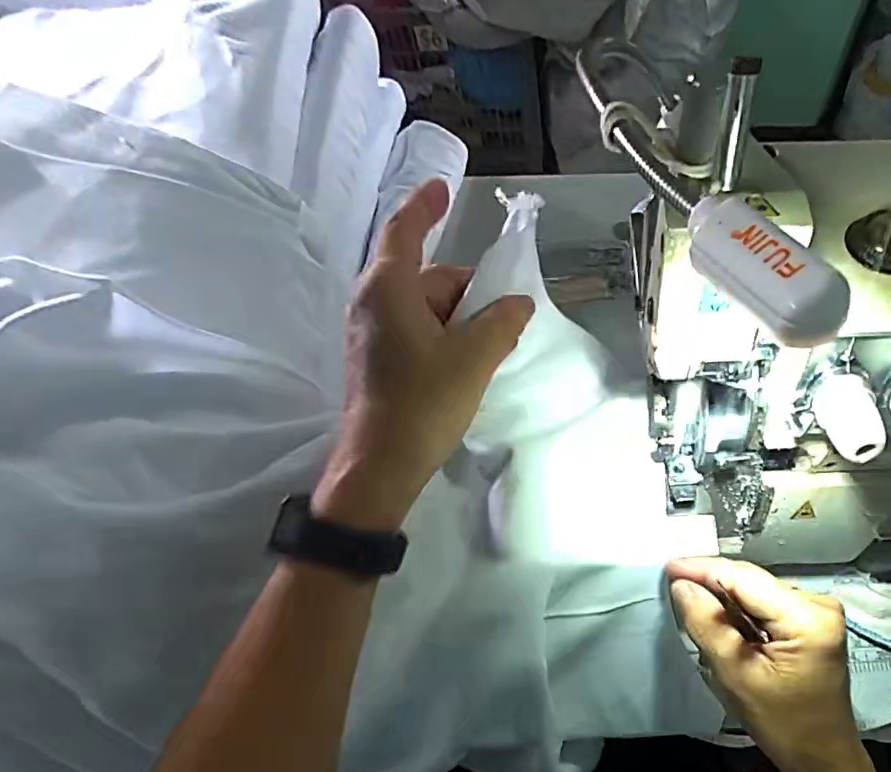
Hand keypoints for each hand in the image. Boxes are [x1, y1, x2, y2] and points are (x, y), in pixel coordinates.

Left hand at [314, 180, 535, 531]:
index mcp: (389, 289)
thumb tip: (519, 304)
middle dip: (468, 292)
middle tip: (505, 318)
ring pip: (425, 309)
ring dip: (460, 320)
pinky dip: (444, 337)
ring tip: (490, 349)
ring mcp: (371, 333)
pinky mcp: (376, 360)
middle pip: (428, 278)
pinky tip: (466, 366)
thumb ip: (501, 323)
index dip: (426, 207)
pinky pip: (416, 332)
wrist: (382, 462)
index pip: (406, 230)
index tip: (445, 190)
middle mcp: (372, 303)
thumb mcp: (473, 359)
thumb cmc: (424, 402)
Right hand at [667, 557, 870, 771]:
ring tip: (688, 601)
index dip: (703, 570)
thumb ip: (708, 625)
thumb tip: (683, 586)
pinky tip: (717, 617)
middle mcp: (819, 603)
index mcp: (808, 617)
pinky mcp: (812, 623)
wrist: (823, 757)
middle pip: (753, 582)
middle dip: (711, 582)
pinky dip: (740, 611)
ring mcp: (818, 612)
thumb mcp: (738, 677)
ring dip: (724, 598)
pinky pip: (766, 606)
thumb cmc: (784, 726)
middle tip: (671, 584)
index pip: (745, 579)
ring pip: (757, 592)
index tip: (668, 568)